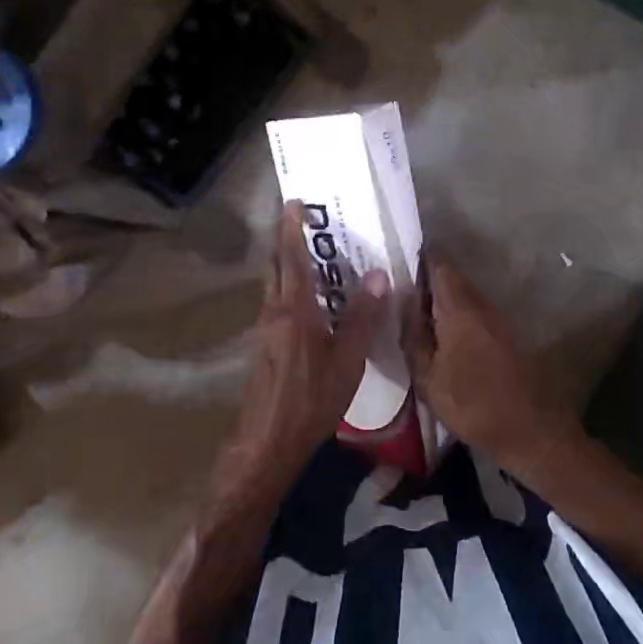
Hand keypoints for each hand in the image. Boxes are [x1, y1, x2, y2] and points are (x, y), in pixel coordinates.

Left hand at [226, 202, 387, 483]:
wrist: (269, 442)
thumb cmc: (311, 399)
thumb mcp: (347, 359)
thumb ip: (362, 316)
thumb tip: (379, 275)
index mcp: (293, 309)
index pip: (291, 257)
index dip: (292, 228)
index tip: (294, 202)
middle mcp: (273, 311)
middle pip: (275, 266)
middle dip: (285, 239)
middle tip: (304, 219)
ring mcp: (264, 329)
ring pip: (273, 284)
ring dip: (286, 263)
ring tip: (310, 254)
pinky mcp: (264, 345)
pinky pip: (275, 302)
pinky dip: (288, 287)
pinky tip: (309, 300)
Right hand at [405, 252, 578, 472]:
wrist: (531, 430)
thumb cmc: (473, 406)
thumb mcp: (428, 378)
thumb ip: (413, 334)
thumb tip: (404, 299)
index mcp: (459, 308)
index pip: (439, 264)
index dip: (419, 258)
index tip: (399, 263)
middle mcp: (481, 304)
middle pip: (453, 278)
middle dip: (428, 281)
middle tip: (402, 295)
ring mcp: (498, 317)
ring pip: (465, 295)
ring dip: (444, 300)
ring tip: (419, 317)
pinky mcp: (507, 333)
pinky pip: (476, 311)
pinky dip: (458, 315)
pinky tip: (445, 337)